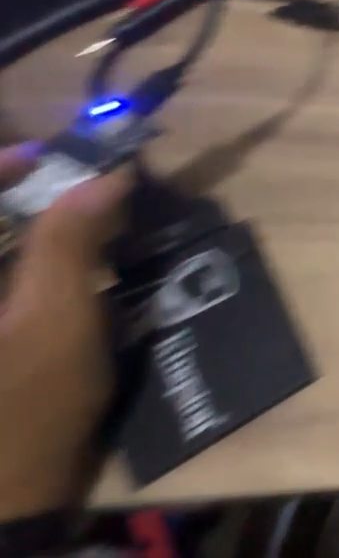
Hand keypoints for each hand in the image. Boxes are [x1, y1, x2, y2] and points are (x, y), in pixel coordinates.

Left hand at [0, 145, 129, 519]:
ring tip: (80, 216)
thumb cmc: (22, 406)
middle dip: (18, 195)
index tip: (51, 154)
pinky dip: (24, 261)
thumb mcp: (59, 319)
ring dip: (26, 228)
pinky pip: (4, 279)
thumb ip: (74, 241)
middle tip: (75, 180)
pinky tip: (63, 265)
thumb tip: (107, 173)